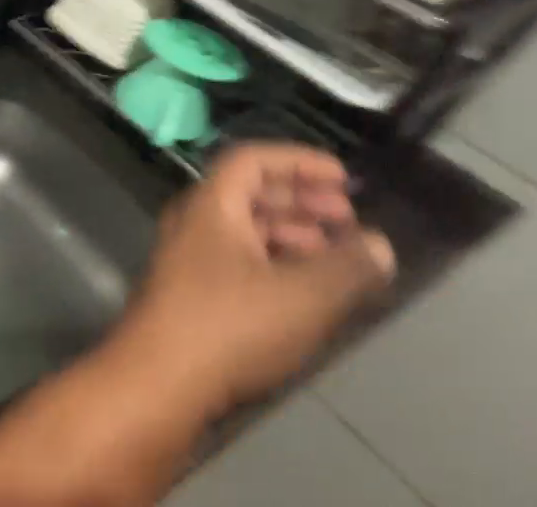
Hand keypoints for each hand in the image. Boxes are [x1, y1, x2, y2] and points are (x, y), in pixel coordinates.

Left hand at [118, 142, 395, 412]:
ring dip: (292, 233)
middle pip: (248, 192)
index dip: (297, 160)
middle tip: (348, 218)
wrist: (159, 377)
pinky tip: (307, 290)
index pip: (250, 159)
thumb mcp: (303, 295)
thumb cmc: (229, 324)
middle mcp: (192, 222)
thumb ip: (348, 266)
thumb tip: (378, 244)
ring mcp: (187, 257)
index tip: (343, 176)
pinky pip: (238, 259)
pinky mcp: (191, 292)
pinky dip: (275, 261)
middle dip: (301, 198)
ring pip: (245, 228)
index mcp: (209, 205)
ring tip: (338, 256)